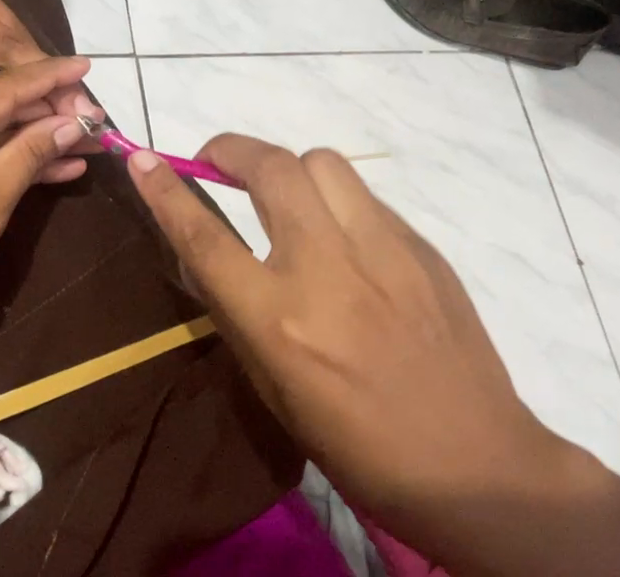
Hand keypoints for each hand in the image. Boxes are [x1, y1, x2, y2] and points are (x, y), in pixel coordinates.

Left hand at [0, 58, 92, 343]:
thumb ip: (29, 154)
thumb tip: (75, 121)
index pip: (1, 89)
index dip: (49, 77)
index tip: (89, 64)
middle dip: (47, 112)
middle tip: (98, 119)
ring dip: (34, 137)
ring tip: (89, 140)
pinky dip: (7, 156)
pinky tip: (57, 163)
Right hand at [126, 135, 577, 519]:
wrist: (477, 468)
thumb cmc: (354, 443)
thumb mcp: (271, 387)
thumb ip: (234, 309)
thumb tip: (204, 252)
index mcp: (279, 319)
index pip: (205, 235)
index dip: (166, 190)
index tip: (142, 159)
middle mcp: (327, 271)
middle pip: (272, 168)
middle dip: (232, 150)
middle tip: (219, 165)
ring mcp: (384, 254)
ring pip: (324, 163)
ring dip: (290, 170)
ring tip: (287, 198)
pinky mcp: (424, 251)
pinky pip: (365, 198)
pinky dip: (337, 201)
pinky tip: (342, 238)